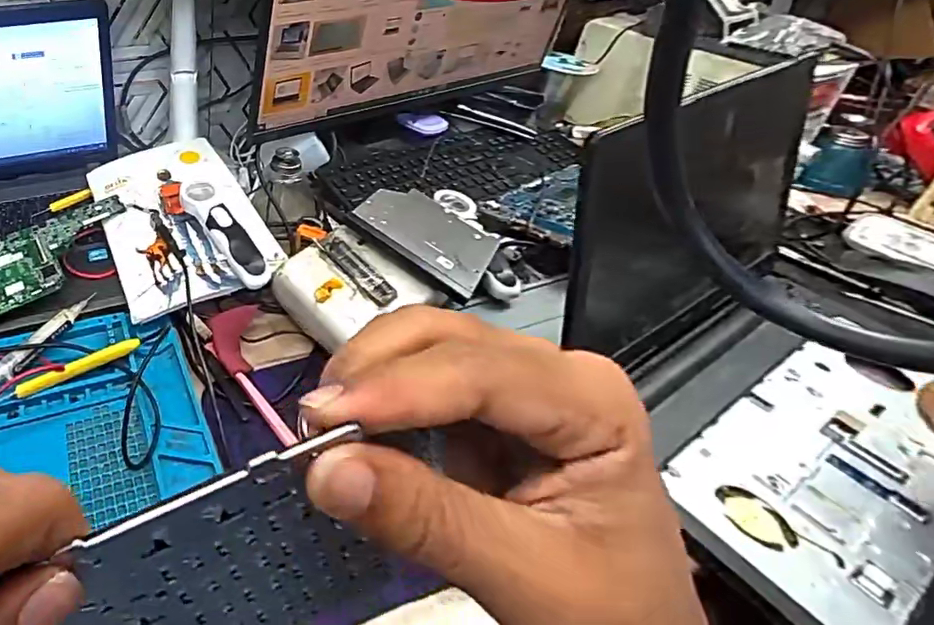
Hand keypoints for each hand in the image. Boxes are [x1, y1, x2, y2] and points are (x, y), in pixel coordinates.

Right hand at [298, 307, 702, 624]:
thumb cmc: (615, 612)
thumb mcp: (527, 577)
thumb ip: (426, 521)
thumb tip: (331, 471)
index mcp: (590, 399)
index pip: (477, 371)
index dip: (396, 388)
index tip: (329, 417)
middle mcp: (551, 370)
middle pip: (441, 336)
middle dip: (372, 370)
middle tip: (318, 421)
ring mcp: (514, 379)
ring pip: (420, 342)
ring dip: (367, 374)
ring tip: (328, 424)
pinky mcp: (481, 400)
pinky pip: (415, 372)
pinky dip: (376, 393)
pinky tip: (355, 423)